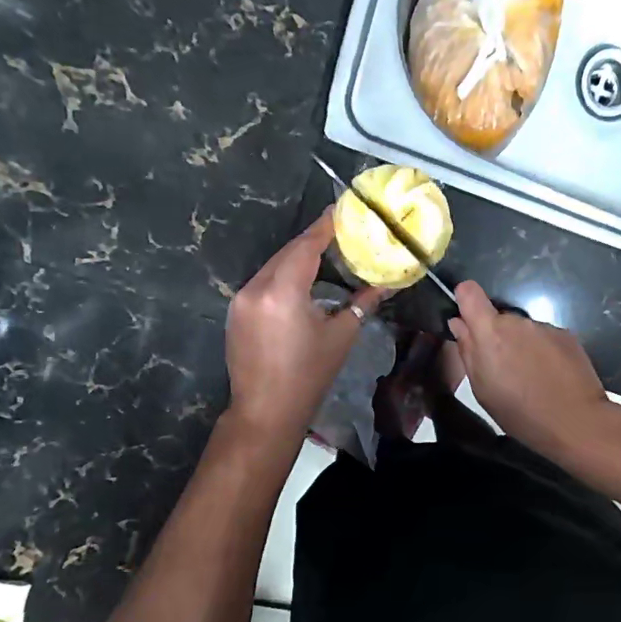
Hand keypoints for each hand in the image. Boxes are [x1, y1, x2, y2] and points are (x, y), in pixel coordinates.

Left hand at [225, 208, 382, 440]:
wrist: (265, 411)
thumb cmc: (309, 376)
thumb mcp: (340, 338)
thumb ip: (361, 304)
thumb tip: (385, 283)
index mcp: (283, 292)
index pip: (306, 246)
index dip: (324, 226)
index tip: (341, 210)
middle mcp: (256, 287)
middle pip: (287, 252)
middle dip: (312, 241)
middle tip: (339, 232)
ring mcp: (241, 299)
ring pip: (273, 266)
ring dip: (297, 258)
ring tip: (324, 255)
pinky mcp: (235, 311)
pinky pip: (263, 282)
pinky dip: (283, 276)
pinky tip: (301, 282)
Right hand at [447, 280, 618, 458]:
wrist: (575, 420)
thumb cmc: (519, 412)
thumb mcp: (482, 389)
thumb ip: (468, 351)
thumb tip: (459, 324)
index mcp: (490, 332)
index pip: (469, 292)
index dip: (464, 300)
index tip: (467, 321)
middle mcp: (518, 321)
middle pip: (499, 318)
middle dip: (497, 337)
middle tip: (502, 369)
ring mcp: (545, 326)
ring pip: (523, 330)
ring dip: (521, 346)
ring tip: (530, 377)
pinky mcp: (567, 336)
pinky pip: (545, 338)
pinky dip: (543, 352)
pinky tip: (550, 377)